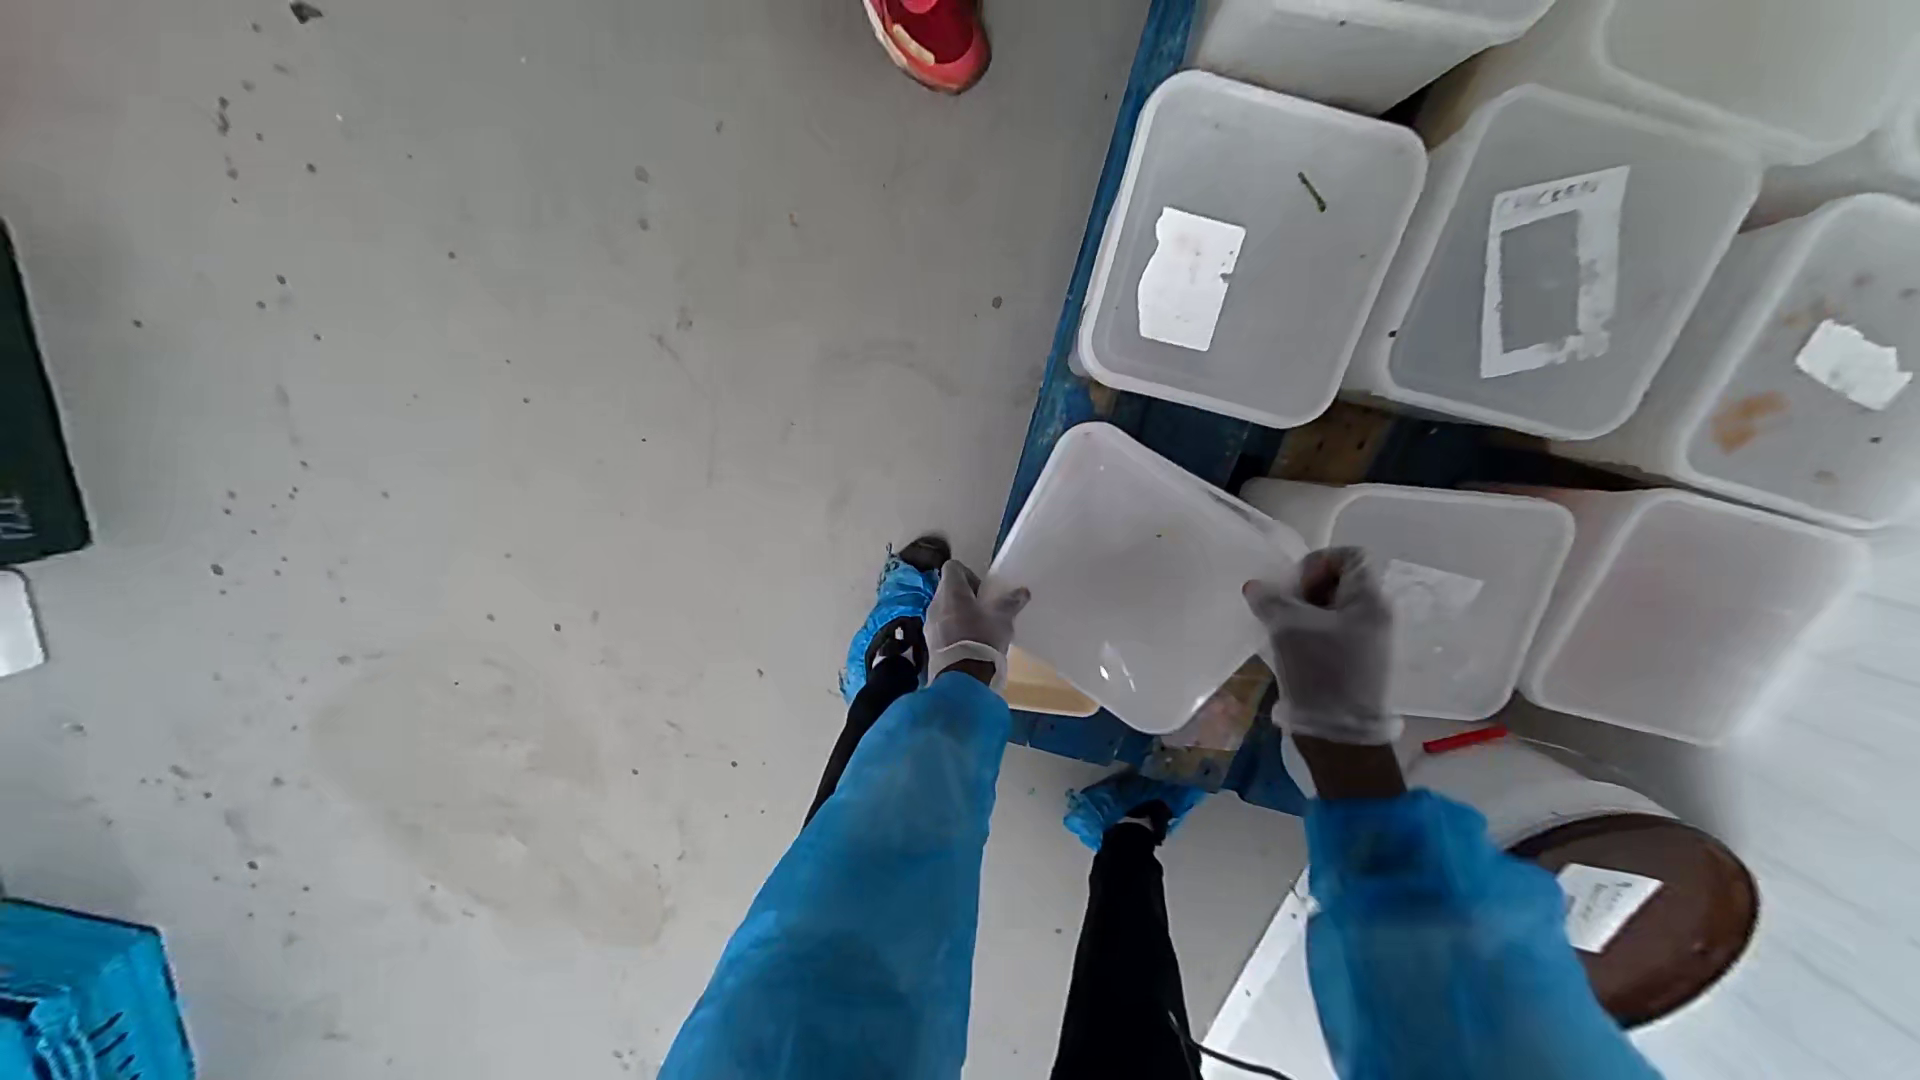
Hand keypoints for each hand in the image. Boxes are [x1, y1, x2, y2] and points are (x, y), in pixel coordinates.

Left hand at [925, 560, 1029, 690]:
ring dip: (957, 613)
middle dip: (965, 596)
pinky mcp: (928, 641)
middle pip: (947, 588)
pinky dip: (951, 629)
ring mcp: (929, 623)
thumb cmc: (983, 638)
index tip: (982, 591)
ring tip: (977, 628)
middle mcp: (935, 603)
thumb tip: (1023, 591)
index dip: (968, 574)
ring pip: (943, 608)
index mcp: (951, 591)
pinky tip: (967, 643)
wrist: (963, 677)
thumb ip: (1011, 602)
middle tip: (983, 610)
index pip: (952, 567)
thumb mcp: (1003, 619)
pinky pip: (940, 626)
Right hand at [1243, 547, 1400, 746]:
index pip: (1352, 556)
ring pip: (1335, 608)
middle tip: (1284, 609)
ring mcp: (1372, 639)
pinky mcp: (1361, 660)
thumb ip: (1269, 599)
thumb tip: (1257, 588)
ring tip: (1284, 631)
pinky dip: (1312, 632)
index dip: (1319, 562)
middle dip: (1307, 590)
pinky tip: (1293, 649)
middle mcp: (1379, 615)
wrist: (1340, 734)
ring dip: (1305, 612)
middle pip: (1341, 581)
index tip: (1296, 587)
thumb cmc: (1320, 672)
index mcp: (1371, 600)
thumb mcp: (1287, 627)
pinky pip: (1335, 630)